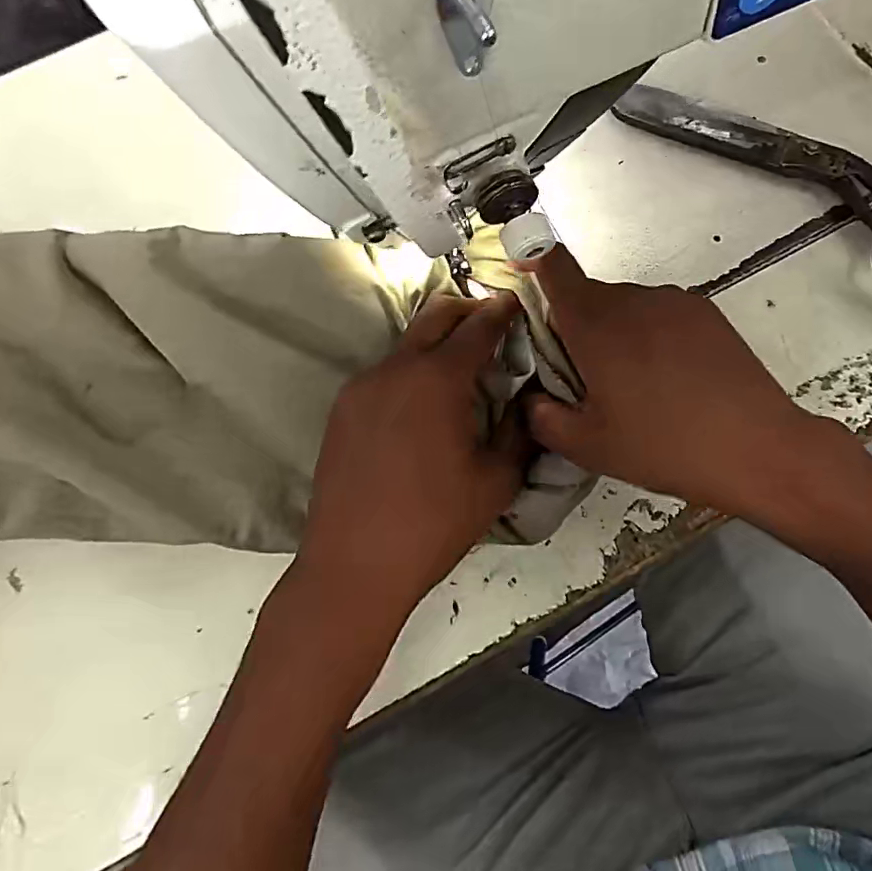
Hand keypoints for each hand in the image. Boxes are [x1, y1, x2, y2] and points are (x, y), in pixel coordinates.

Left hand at [296, 294, 530, 614]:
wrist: (353, 566)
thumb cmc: (434, 524)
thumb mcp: (497, 480)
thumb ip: (519, 430)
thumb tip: (528, 402)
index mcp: (438, 380)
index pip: (479, 325)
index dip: (504, 310)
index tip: (520, 304)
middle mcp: (396, 369)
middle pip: (436, 314)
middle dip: (470, 310)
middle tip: (495, 326)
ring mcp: (362, 387)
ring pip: (409, 343)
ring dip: (440, 344)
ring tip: (465, 375)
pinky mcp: (343, 409)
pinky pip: (388, 373)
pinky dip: (415, 371)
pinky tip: (428, 408)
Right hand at [518, 247, 848, 519]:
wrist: (756, 446)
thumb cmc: (665, 445)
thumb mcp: (589, 446)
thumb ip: (542, 417)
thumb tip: (532, 399)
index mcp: (595, 322)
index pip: (552, 266)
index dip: (532, 265)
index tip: (528, 288)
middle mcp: (634, 298)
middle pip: (589, 296)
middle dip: (578, 330)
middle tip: (590, 381)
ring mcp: (674, 302)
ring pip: (627, 307)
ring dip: (619, 335)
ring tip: (639, 388)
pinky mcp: (706, 313)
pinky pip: (662, 315)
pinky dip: (654, 337)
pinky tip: (673, 381)